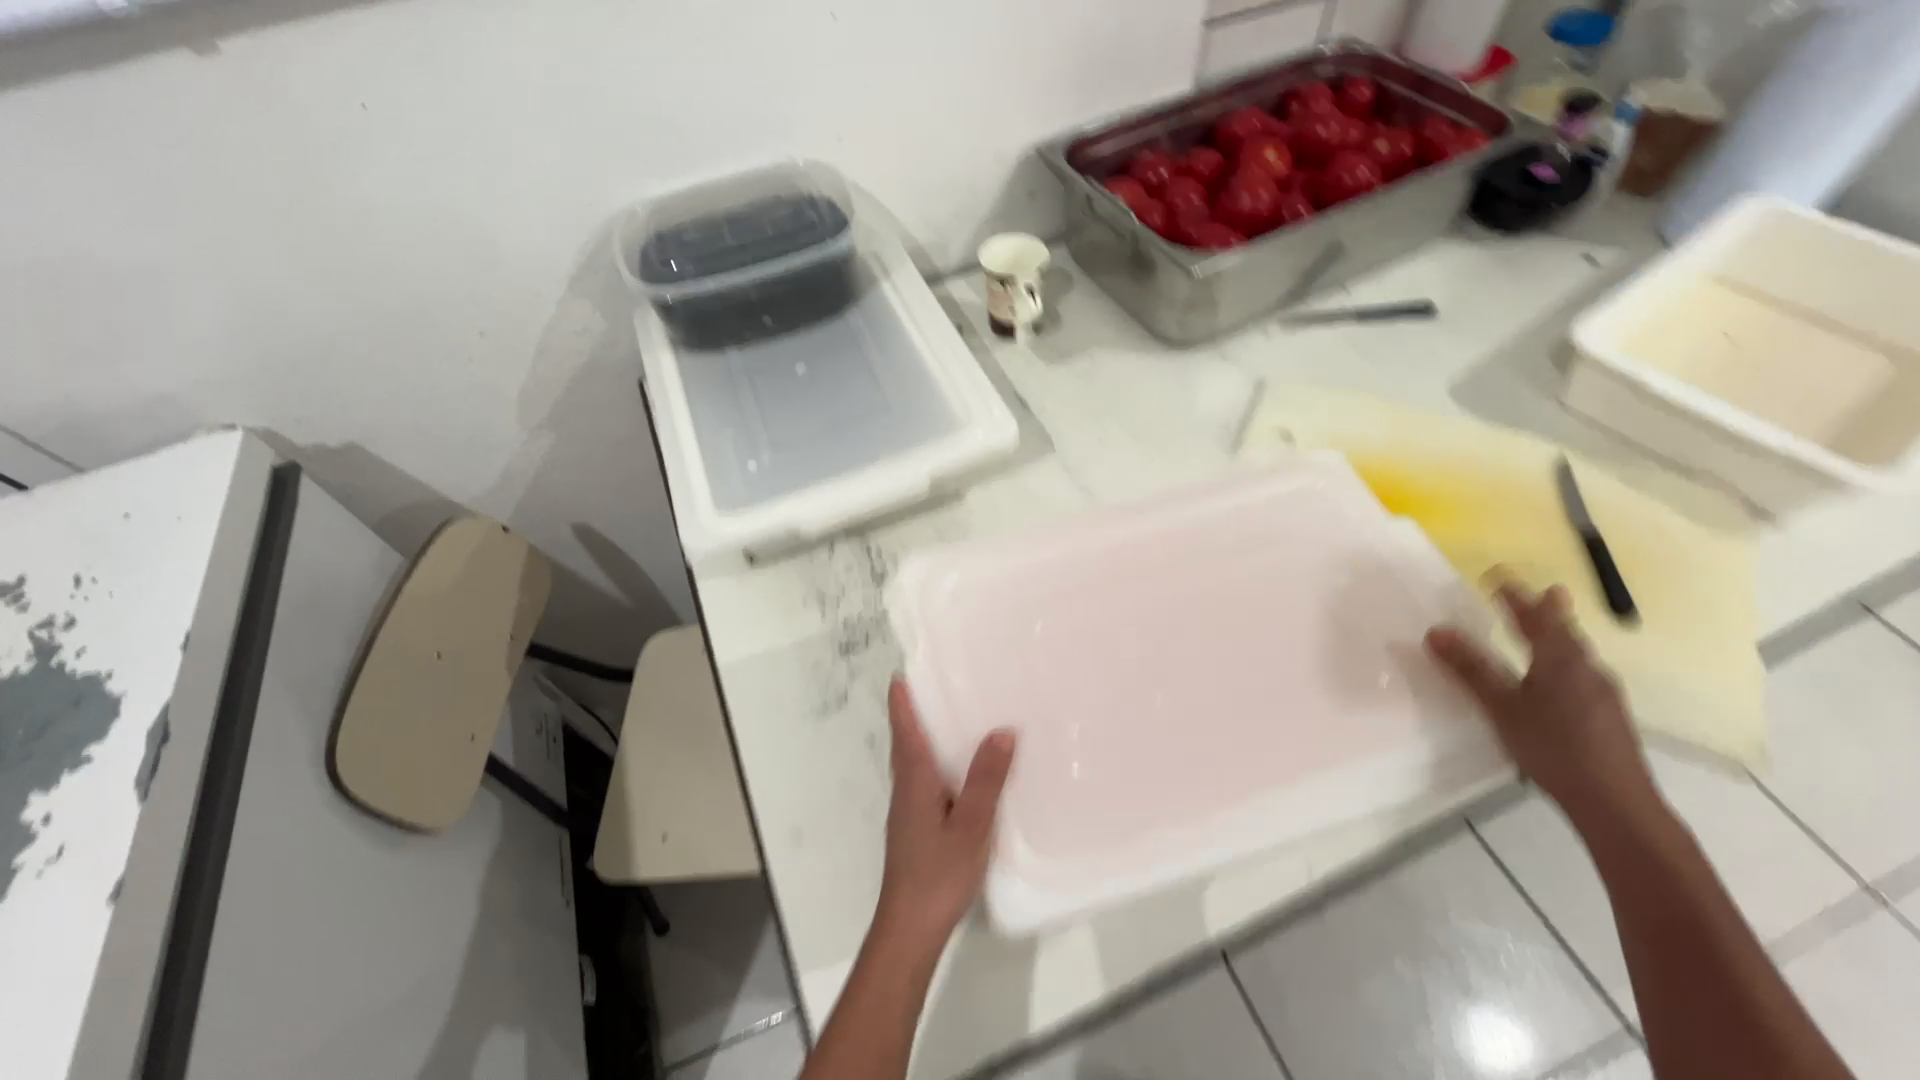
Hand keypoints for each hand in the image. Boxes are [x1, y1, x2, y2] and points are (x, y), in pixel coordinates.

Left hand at [874, 677, 1015, 951]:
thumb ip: (986, 779)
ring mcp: (908, 810)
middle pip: (906, 742)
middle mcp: (905, 789)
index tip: (904, 669)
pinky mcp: (916, 828)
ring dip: (928, 738)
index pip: (904, 729)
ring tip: (957, 719)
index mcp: (914, 780)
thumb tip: (1002, 730)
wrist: (910, 926)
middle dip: (916, 712)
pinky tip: (961, 772)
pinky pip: (925, 782)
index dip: (902, 699)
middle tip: (941, 684)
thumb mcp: (972, 825)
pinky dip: (938, 764)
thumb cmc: (938, 872)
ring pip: (915, 763)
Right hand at [1425, 580, 1659, 825]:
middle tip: (1543, 592)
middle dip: (1548, 612)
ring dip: (1559, 638)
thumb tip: (1436, 630)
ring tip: (1548, 631)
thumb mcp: (1502, 707)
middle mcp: (1586, 669)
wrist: (1615, 801)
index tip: (1499, 577)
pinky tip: (1559, 682)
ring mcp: (1603, 694)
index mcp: (1560, 660)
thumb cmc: (1553, 747)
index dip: (1517, 597)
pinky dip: (1565, 664)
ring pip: (1577, 655)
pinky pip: (1582, 676)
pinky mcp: (1608, 718)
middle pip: (1565, 632)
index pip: (1537, 617)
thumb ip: (1470, 669)